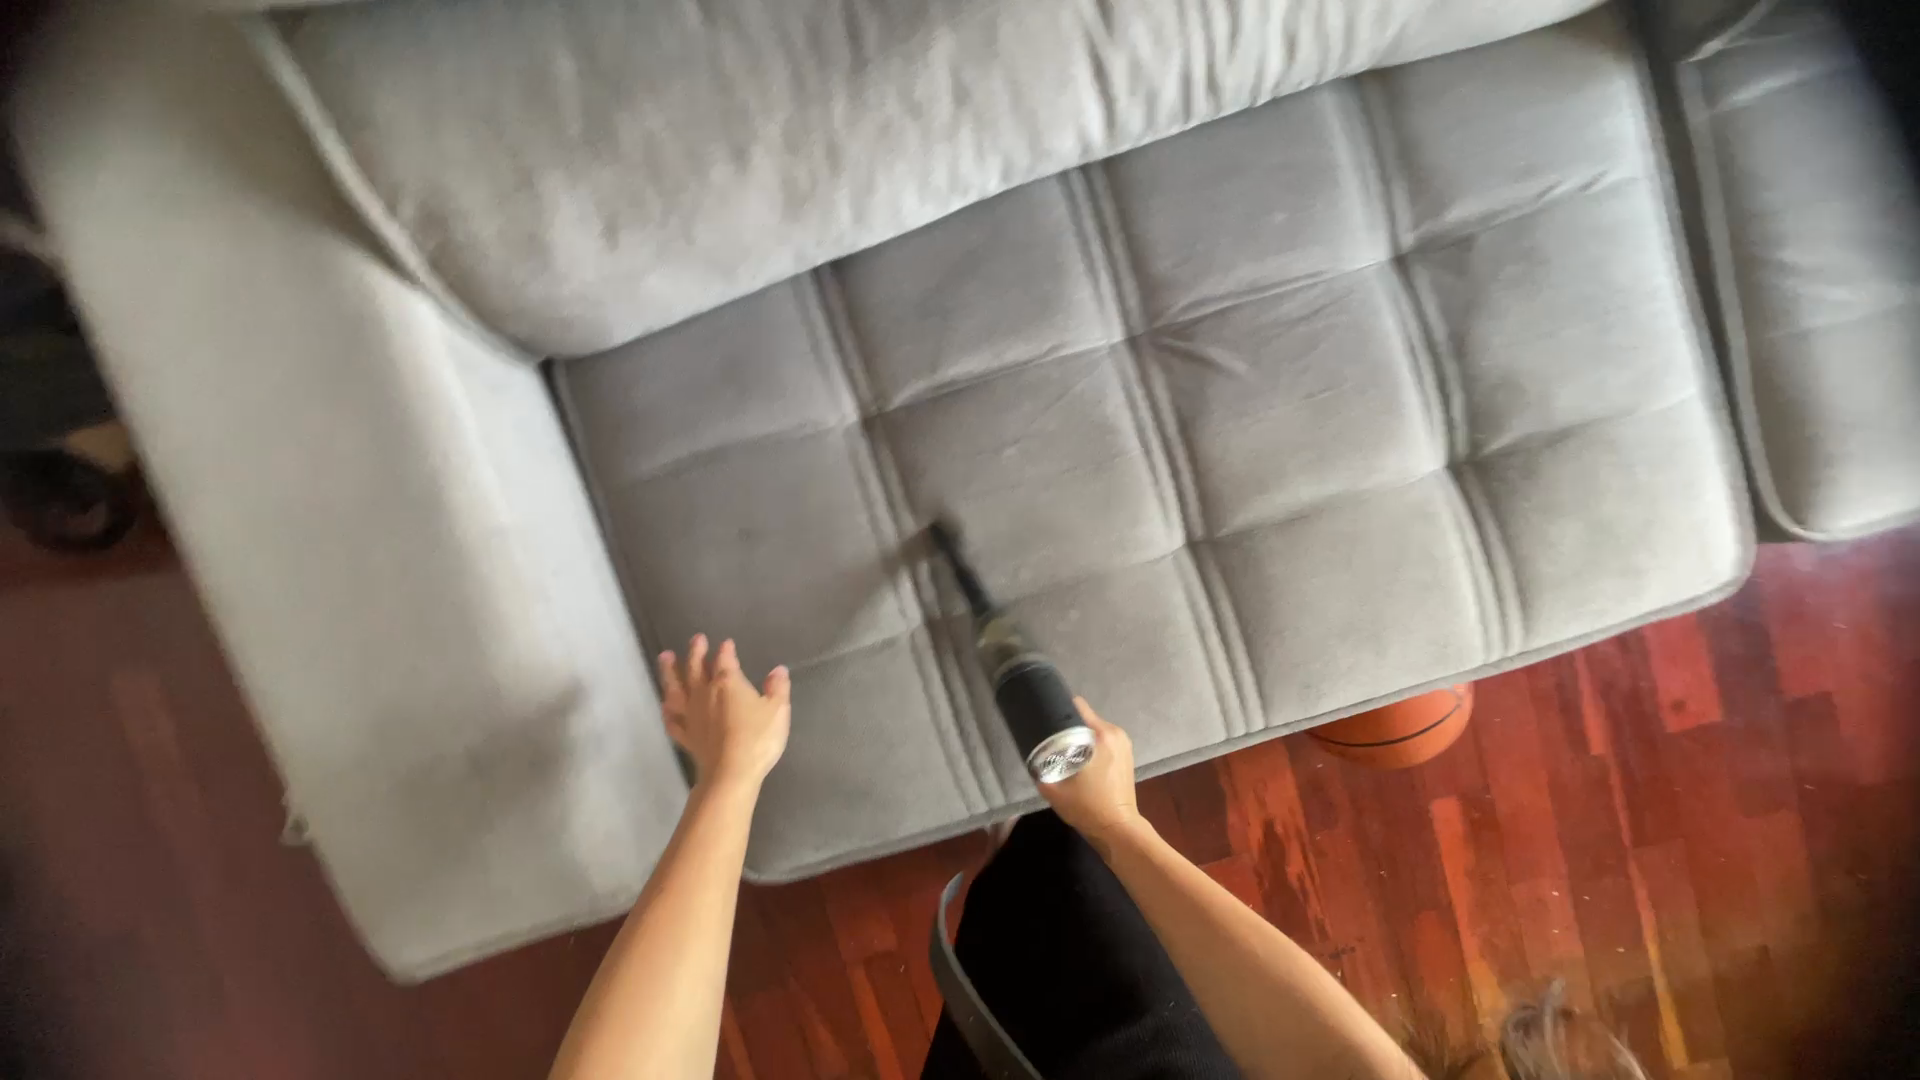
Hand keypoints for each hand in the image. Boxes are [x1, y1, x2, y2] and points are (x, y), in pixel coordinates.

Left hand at [657, 635, 791, 791]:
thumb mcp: (778, 710)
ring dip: (670, 672)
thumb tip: (778, 670)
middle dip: (696, 652)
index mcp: (728, 683)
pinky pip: (672, 720)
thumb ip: (778, 688)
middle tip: (696, 639)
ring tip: (665, 657)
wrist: (731, 773)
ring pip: (676, 688)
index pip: (725, 660)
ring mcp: (691, 715)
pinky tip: (664, 705)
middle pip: (695, 668)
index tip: (726, 643)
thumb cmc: (758, 738)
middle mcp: (705, 694)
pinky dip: (667, 710)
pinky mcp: (686, 736)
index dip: (726, 650)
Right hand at [1038, 698, 1143, 845]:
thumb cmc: (1087, 808)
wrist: (1117, 829)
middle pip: (1085, 716)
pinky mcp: (1127, 753)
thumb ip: (1039, 768)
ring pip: (1095, 727)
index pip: (1077, 706)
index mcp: (1100, 736)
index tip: (1045, 717)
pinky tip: (1081, 756)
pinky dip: (1092, 742)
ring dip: (1081, 734)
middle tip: (1051, 738)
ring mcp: (1124, 742)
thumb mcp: (1054, 788)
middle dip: (1068, 724)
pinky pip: (1104, 737)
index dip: (1058, 708)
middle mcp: (1115, 733)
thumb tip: (1031, 754)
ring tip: (1065, 748)